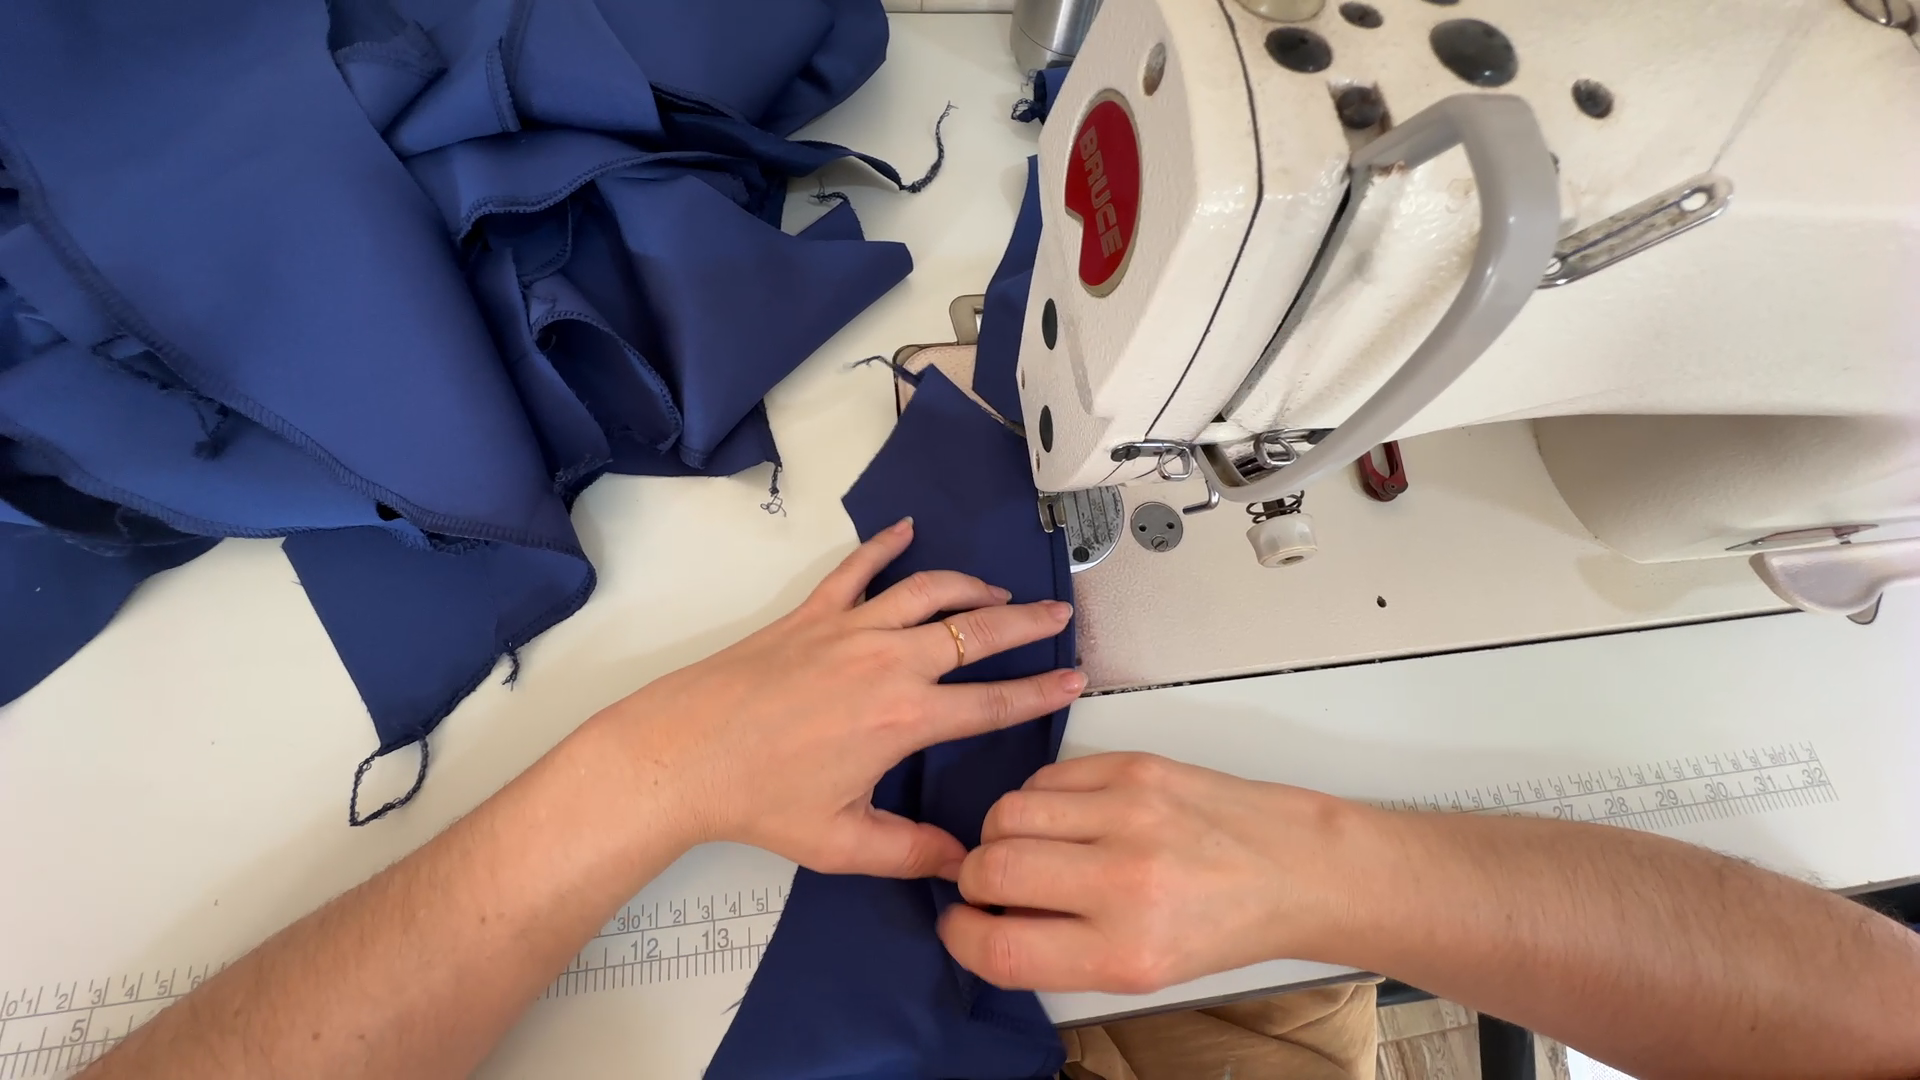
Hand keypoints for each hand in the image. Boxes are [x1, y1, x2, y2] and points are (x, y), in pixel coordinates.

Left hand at [596, 518, 1083, 879]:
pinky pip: (858, 568)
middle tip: (1058, 613)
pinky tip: (907, 529)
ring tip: (997, 593)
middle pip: (976, 632)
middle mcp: (889, 662)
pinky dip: (885, 545)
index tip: (1074, 677)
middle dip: (1026, 622)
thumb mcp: (841, 841)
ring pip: (929, 591)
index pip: (992, 704)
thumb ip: (909, 852)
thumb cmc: (761, 800)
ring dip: (970, 587)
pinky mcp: (815, 612)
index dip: (1041, 691)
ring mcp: (851, 628)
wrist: (683, 754)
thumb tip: (963, 865)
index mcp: (904, 719)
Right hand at [937, 753, 1374, 992]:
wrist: (1290, 865)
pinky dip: (1036, 798)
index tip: (959, 923)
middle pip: (995, 868)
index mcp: (1127, 951)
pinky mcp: (1133, 765)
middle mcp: (1124, 880)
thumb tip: (988, 911)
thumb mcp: (1142, 966)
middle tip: (990, 880)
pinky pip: (1046, 776)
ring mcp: (1128, 811)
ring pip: (1009, 810)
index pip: (1003, 946)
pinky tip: (1061, 815)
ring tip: (1026, 843)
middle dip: (973, 877)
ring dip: (1000, 832)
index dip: (960, 935)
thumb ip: (1060, 946)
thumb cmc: (1218, 927)